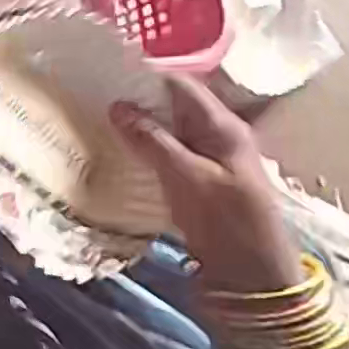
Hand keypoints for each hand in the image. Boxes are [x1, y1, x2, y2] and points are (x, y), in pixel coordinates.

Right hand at [109, 75, 302, 292]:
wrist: (253, 275)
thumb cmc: (225, 221)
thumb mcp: (186, 178)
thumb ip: (152, 140)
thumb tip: (118, 106)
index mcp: (222, 126)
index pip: (180, 84)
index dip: (145, 76)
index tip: (107, 73)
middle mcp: (218, 134)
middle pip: (173, 104)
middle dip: (138, 98)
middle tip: (96, 97)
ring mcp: (210, 156)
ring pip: (169, 127)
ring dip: (140, 123)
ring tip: (102, 120)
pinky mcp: (200, 177)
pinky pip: (169, 150)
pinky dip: (146, 145)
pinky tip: (123, 150)